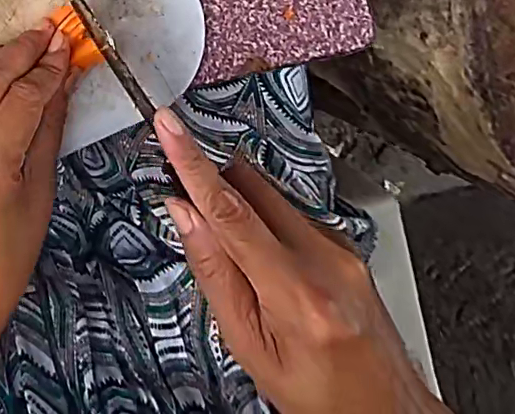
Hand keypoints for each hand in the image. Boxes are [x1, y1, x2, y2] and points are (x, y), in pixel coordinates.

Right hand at [155, 109, 446, 413]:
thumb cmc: (322, 398)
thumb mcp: (250, 348)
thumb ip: (213, 272)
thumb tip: (183, 211)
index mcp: (297, 294)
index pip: (230, 210)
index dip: (192, 162)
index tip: (170, 127)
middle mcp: (325, 258)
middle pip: (249, 186)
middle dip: (208, 171)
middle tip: (175, 173)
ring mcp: (340, 245)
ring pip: (266, 193)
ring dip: (233, 197)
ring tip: (226, 243)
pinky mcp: (344, 239)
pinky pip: (286, 208)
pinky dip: (259, 214)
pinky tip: (258, 251)